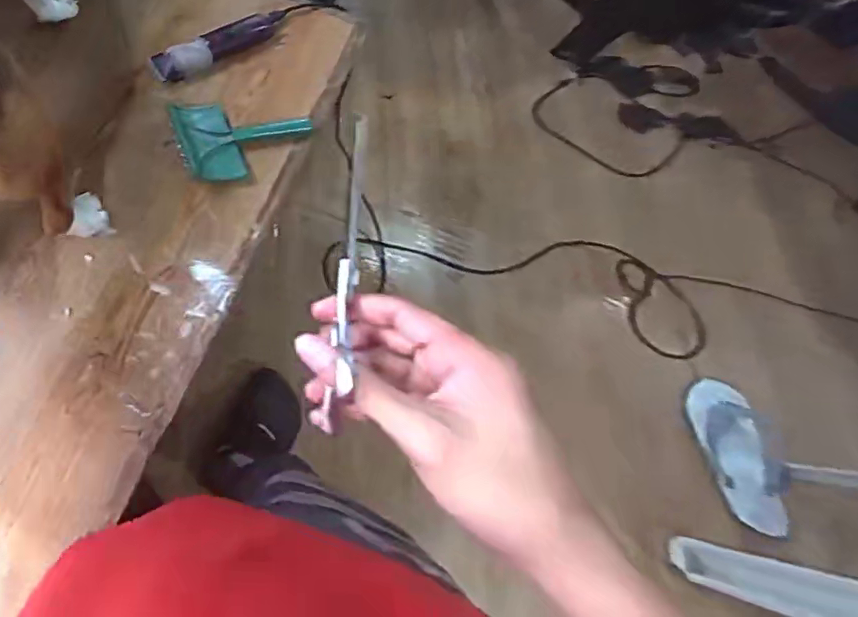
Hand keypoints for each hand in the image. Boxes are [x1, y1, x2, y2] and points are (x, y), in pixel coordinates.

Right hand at [295, 294, 588, 567]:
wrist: (553, 549)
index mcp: (462, 355)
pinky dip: (369, 403)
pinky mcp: (448, 417)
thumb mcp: (419, 432)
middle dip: (347, 352)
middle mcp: (457, 365)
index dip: (355, 308)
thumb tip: (304, 344)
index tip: (314, 314)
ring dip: (353, 381)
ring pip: (389, 370)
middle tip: (311, 365)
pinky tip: (338, 415)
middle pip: (390, 341)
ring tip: (316, 397)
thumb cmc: (491, 483)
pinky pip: (399, 396)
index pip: (400, 313)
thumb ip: (360, 386)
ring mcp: (453, 392)